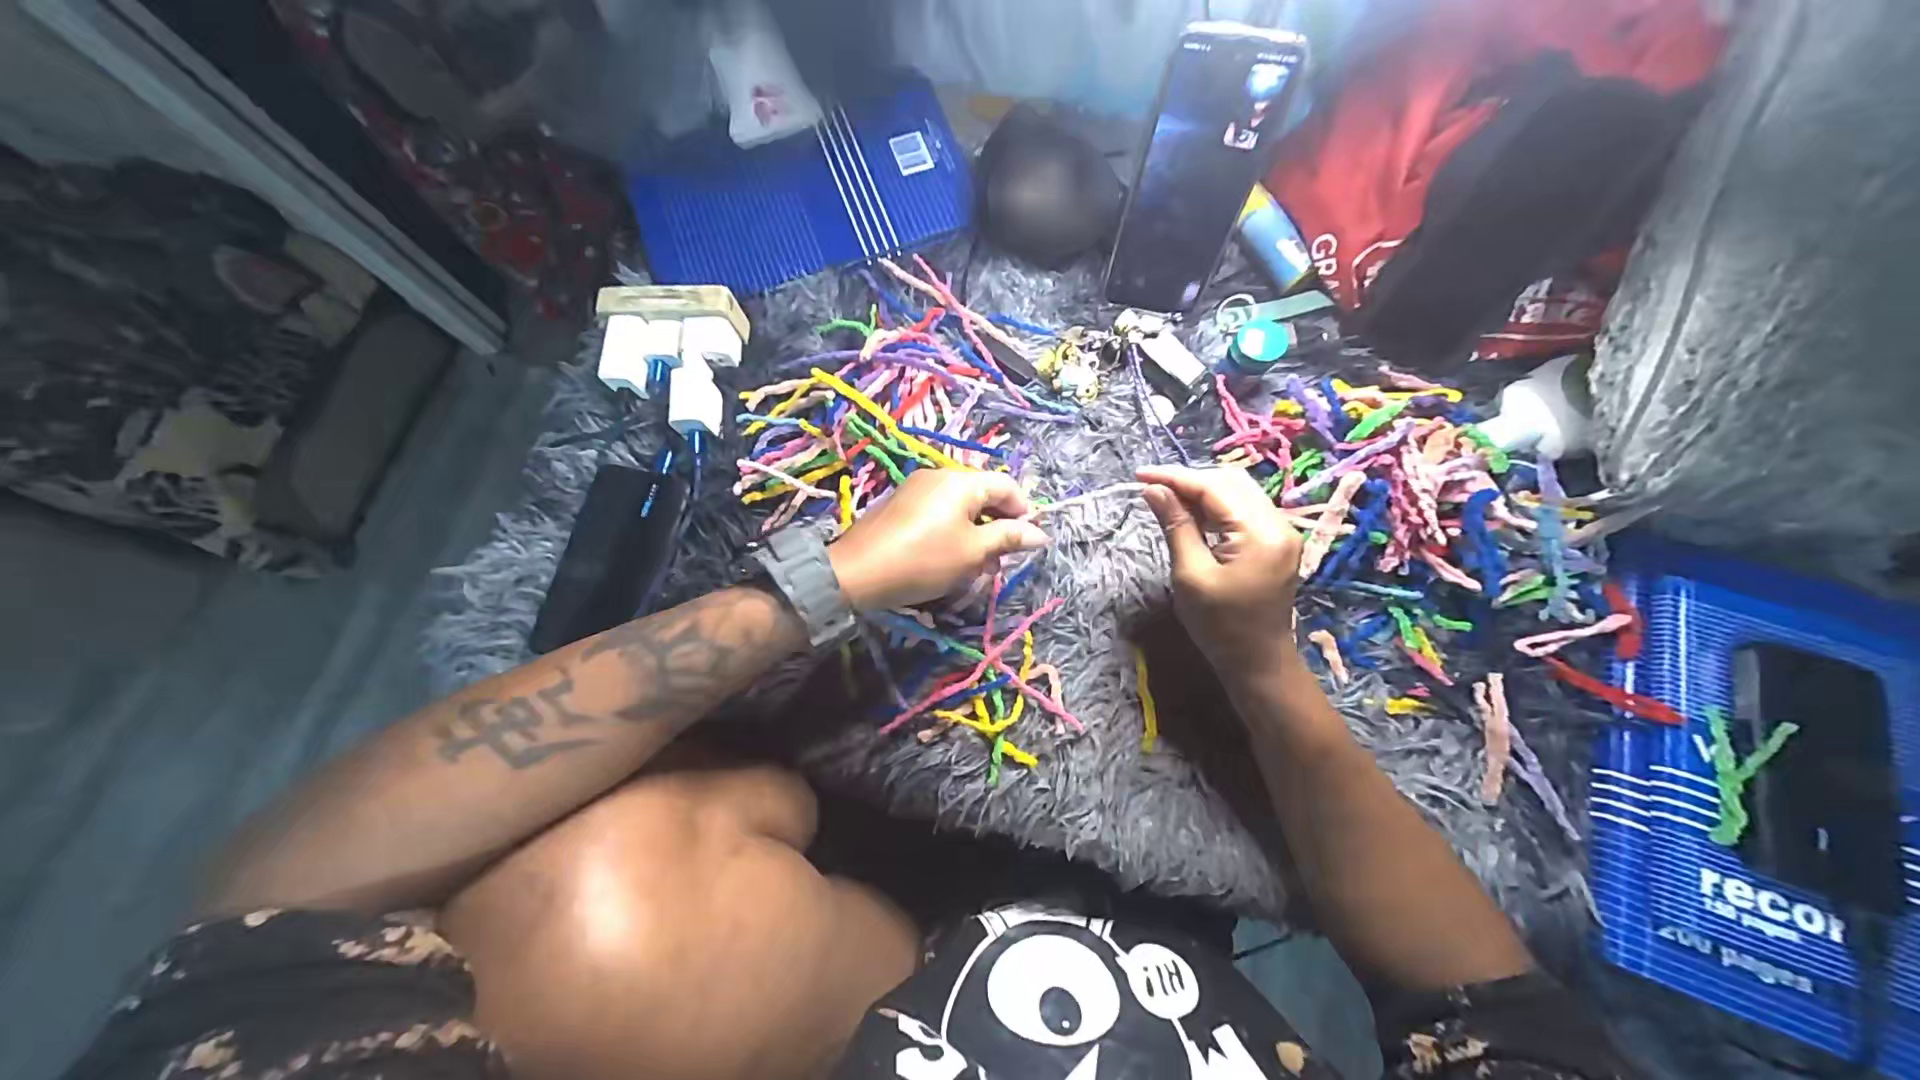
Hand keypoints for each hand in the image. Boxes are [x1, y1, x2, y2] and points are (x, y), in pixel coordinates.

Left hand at [828, 470, 1048, 610]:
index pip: (1007, 485)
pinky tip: (949, 559)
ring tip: (975, 567)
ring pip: (960, 506)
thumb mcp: (973, 552)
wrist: (858, 572)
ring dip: (976, 533)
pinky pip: (938, 512)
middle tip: (999, 561)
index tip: (1026, 543)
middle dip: (998, 526)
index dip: (1023, 512)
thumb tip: (1040, 533)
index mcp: (961, 481)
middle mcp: (939, 476)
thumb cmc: (925, 560)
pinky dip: (952, 531)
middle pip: (983, 494)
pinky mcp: (901, 505)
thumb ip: (1008, 538)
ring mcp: (917, 488)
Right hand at [1138, 465, 1302, 671]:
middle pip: (1230, 482)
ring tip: (1166, 497)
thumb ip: (1176, 526)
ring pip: (1237, 492)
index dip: (1174, 477)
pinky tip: (1190, 512)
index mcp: (1260, 533)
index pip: (1214, 488)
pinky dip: (1214, 505)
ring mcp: (1280, 532)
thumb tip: (1153, 490)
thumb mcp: (1190, 575)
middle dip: (1188, 479)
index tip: (1139, 475)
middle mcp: (1278, 524)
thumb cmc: (1220, 626)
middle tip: (1151, 488)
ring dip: (1201, 490)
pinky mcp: (1274, 542)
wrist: (1257, 662)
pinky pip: (1242, 509)